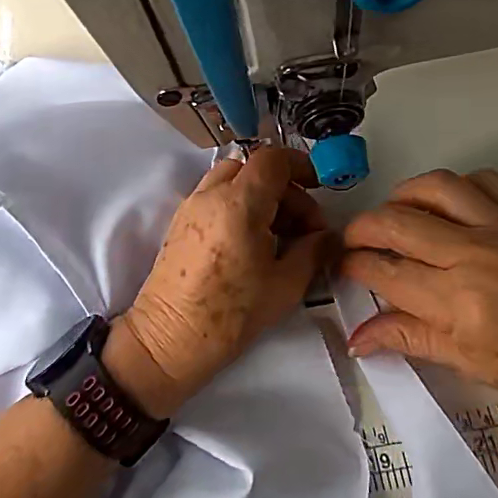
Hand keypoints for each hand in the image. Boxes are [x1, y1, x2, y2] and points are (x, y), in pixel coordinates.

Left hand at [109, 147, 335, 417]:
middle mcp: (209, 197)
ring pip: (230, 182)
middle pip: (251, 168)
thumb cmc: (229, 314)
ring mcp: (189, 209)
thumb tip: (327, 237)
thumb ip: (313, 250)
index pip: (272, 159)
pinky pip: (213, 199)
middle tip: (303, 225)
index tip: (318, 187)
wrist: (170, 338)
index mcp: (238, 203)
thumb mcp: (286, 284)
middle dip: (283, 188)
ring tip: (278, 238)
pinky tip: (252, 244)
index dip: (301, 166)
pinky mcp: (179, 225)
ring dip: (259, 197)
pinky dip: (237, 207)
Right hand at [338, 169, 497, 436]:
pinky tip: (443, 210)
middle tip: (353, 244)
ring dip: (399, 197)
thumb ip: (405, 337)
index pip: (382, 270)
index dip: (351, 267)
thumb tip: (356, 337)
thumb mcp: (464, 362)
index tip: (341, 269)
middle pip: (394, 222)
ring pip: (433, 187)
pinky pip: (481, 181)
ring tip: (392, 218)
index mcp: (458, 302)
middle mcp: (476, 256)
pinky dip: (452, 188)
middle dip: (360, 229)